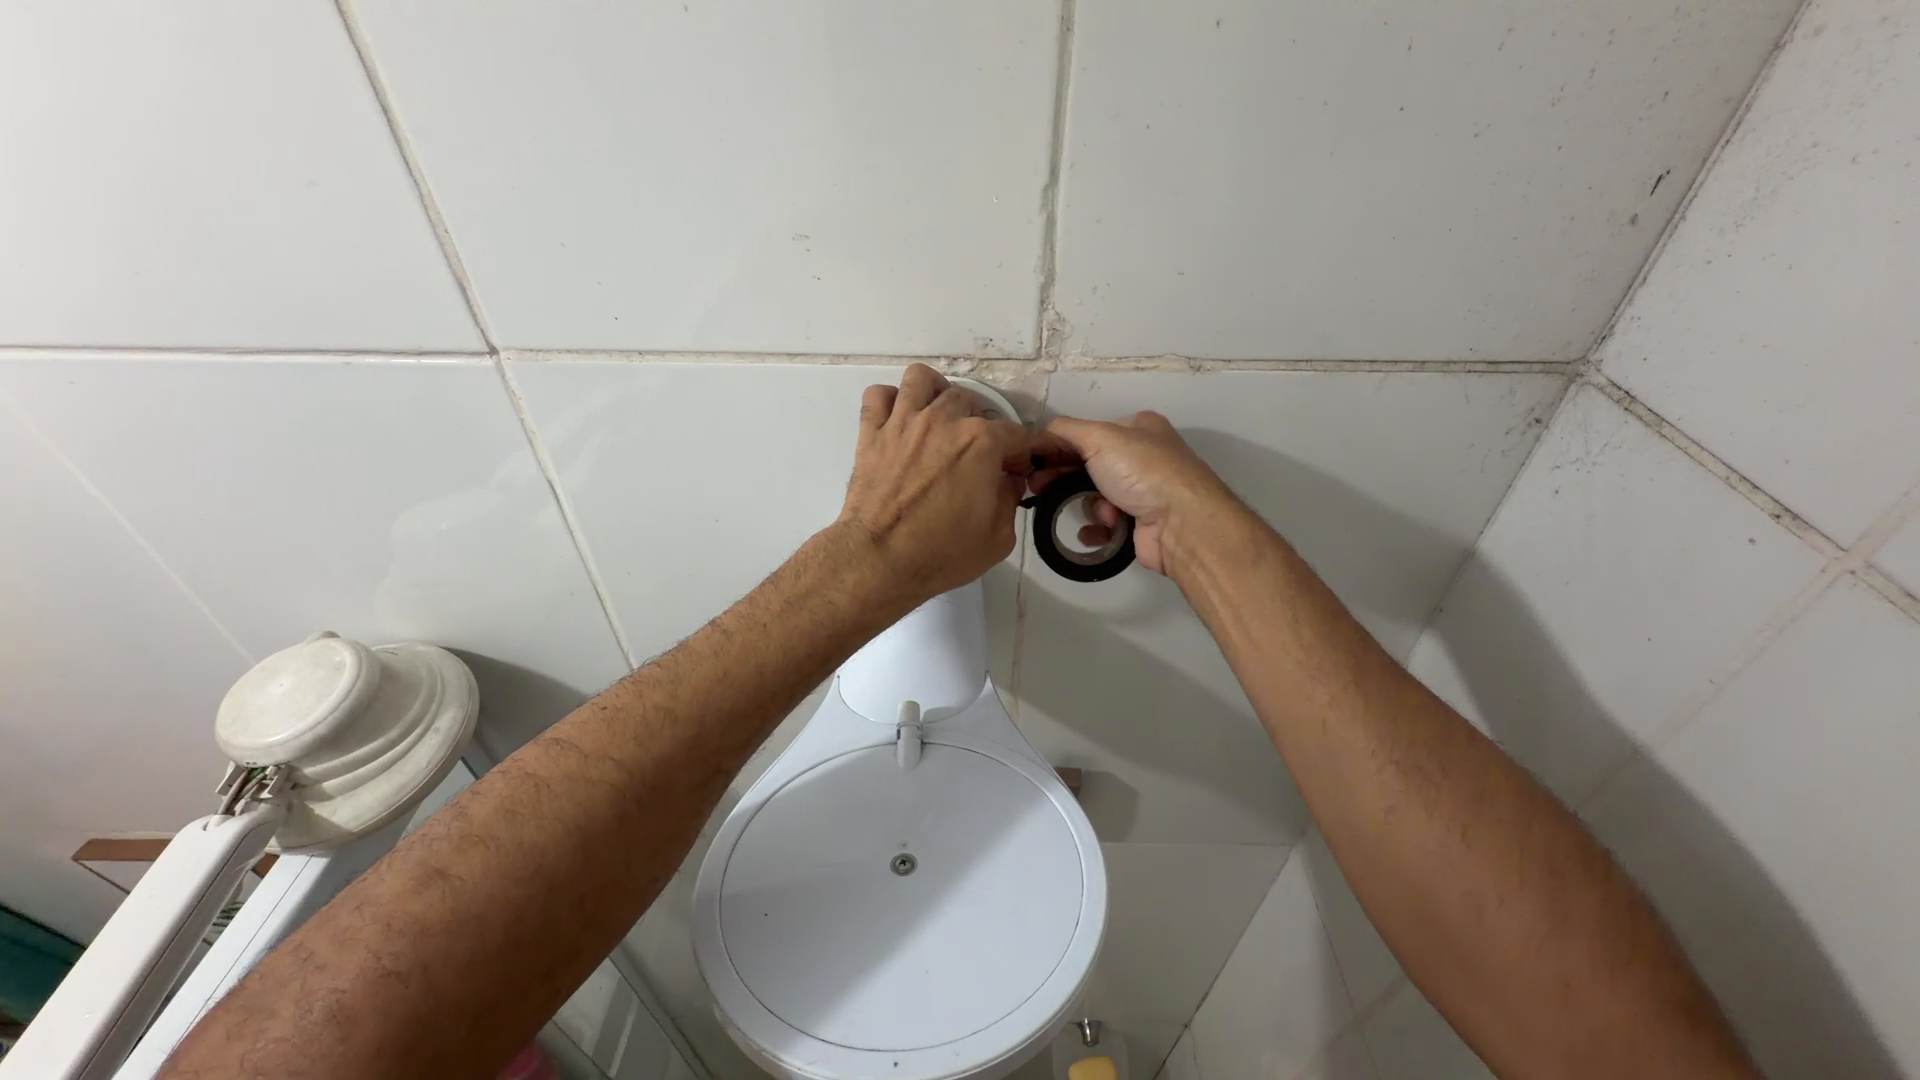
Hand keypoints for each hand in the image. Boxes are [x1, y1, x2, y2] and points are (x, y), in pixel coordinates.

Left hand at [835, 364, 1034, 606]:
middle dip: (980, 424)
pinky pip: (878, 395)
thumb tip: (1009, 480)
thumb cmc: (942, 554)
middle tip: (978, 453)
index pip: (1016, 434)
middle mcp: (943, 420)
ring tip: (939, 418)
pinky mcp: (871, 433)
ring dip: (936, 394)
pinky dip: (890, 402)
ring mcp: (904, 422)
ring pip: (922, 380)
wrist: (880, 561)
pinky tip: (900, 421)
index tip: (1022, 468)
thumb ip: (1010, 499)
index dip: (1025, 452)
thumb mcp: (998, 537)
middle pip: (970, 401)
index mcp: (981, 442)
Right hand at [1030, 411, 1236, 576]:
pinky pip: (1105, 523)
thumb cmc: (1142, 472)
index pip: (1085, 432)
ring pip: (1093, 496)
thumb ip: (1065, 431)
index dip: (1056, 446)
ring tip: (1102, 513)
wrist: (1182, 524)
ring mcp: (1142, 491)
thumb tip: (1039, 435)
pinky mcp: (1140, 522)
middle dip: (1065, 479)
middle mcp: (1141, 456)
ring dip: (1090, 505)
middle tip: (1040, 490)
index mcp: (1137, 427)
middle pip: (1086, 465)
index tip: (1032, 463)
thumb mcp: (1100, 437)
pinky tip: (1101, 531)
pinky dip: (1098, 528)